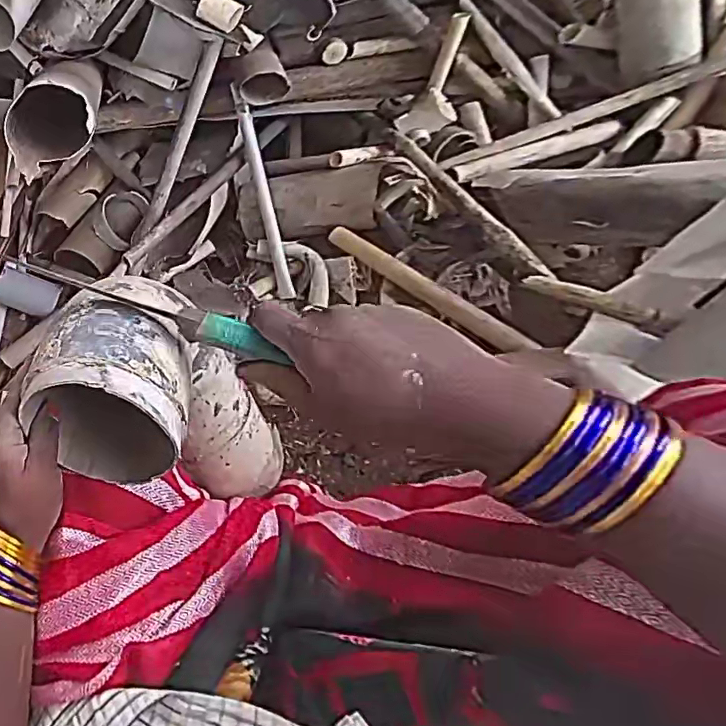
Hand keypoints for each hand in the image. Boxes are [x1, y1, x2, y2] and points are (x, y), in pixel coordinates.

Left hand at [0, 372, 62, 549]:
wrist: (12, 543)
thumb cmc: (32, 508)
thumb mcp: (46, 468)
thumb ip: (45, 433)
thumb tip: (47, 405)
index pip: (10, 402)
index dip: (25, 384)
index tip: (36, 367)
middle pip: (7, 413)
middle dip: (26, 402)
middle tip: (48, 388)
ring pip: (6, 428)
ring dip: (22, 420)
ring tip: (45, 411)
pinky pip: (4, 442)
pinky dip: (18, 436)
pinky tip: (34, 438)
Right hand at [241, 302, 575, 480]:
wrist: (472, 401)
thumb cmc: (391, 415)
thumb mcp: (322, 411)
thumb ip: (280, 383)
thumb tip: (252, 367)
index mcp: (307, 338)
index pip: (259, 314)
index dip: (253, 331)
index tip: (253, 348)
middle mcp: (334, 315)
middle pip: (301, 322)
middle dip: (303, 345)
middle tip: (319, 379)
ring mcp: (370, 310)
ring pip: (338, 325)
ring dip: (341, 346)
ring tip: (367, 382)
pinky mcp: (403, 311)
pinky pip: (373, 324)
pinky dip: (375, 344)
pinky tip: (395, 373)